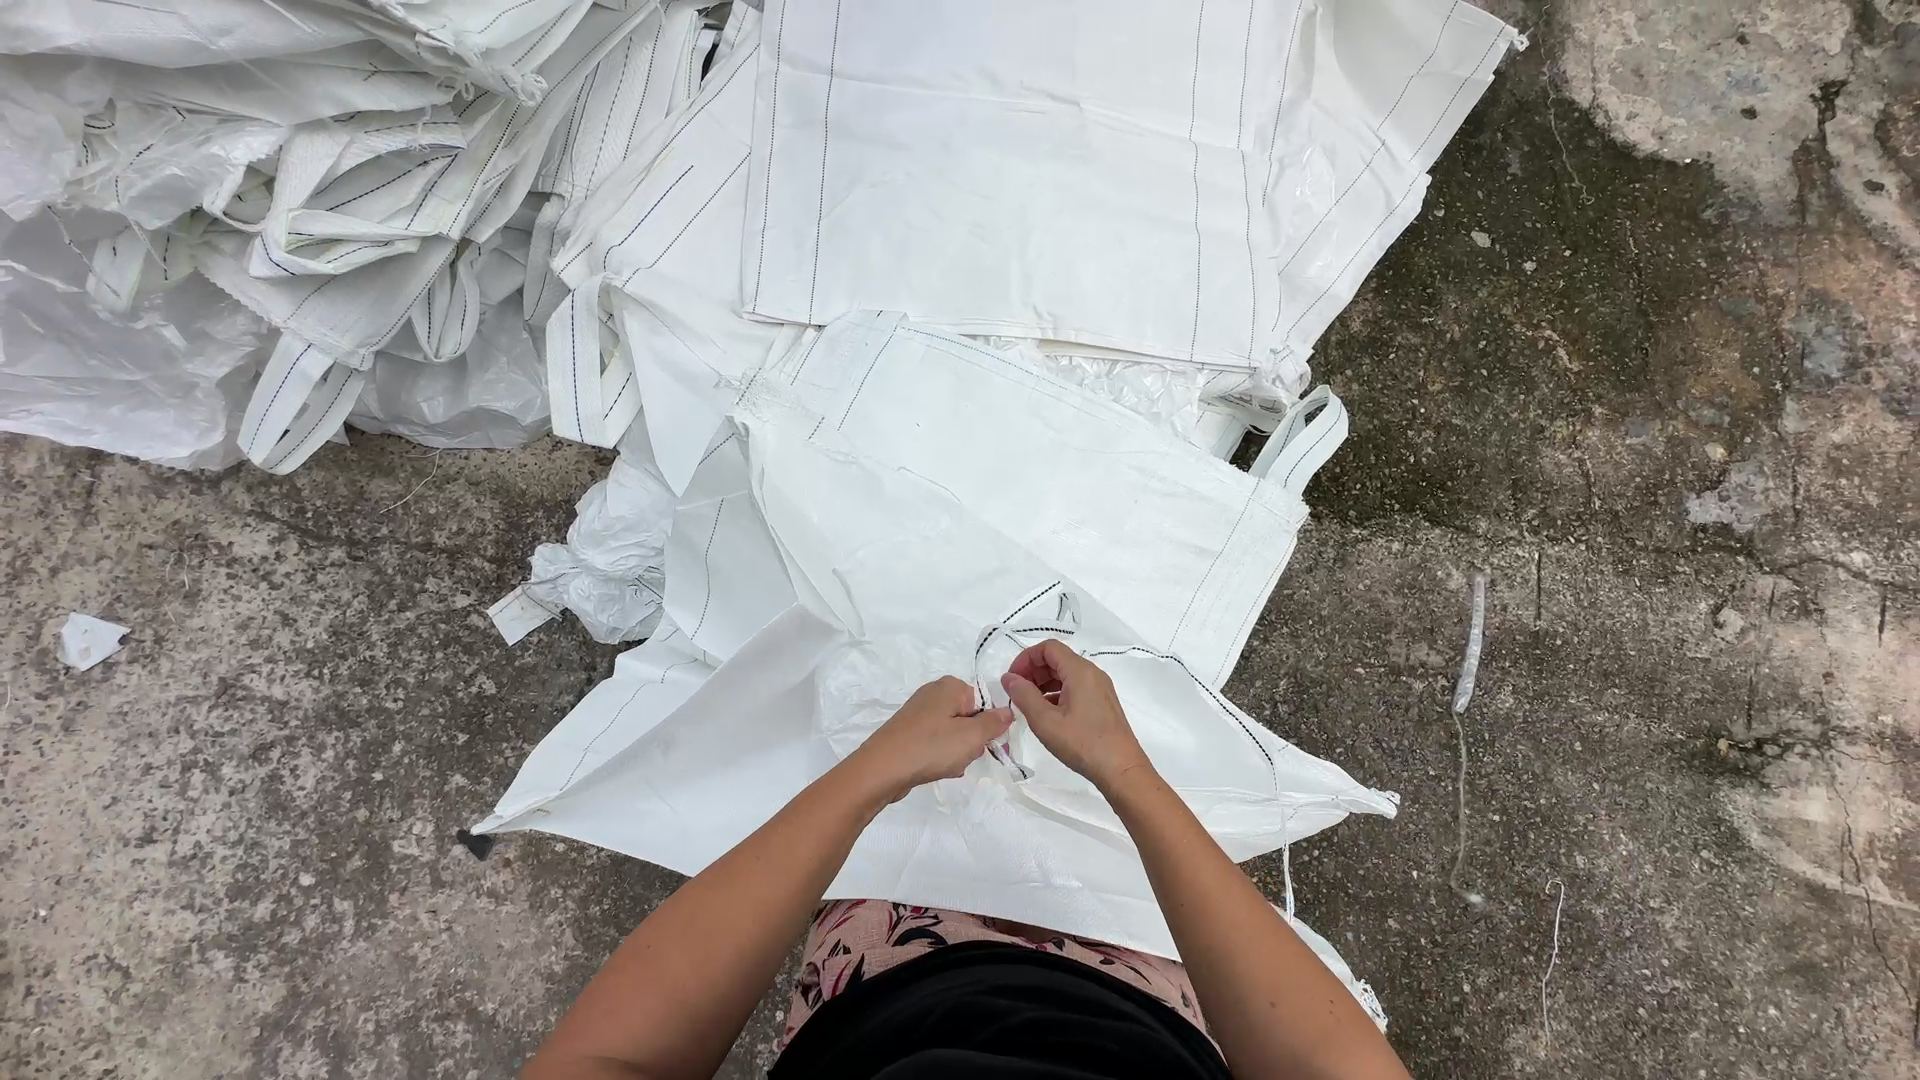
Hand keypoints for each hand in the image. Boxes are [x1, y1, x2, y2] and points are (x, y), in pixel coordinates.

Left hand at [842, 676, 1011, 803]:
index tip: (993, 745)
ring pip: (954, 732)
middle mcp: (934, 693)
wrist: (881, 769)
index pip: (985, 701)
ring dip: (958, 751)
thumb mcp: (971, 736)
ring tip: (949, 765)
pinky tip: (938, 769)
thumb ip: (994, 723)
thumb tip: (1008, 711)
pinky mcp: (909, 732)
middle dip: (973, 740)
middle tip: (965, 755)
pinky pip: (937, 742)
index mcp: (951, 686)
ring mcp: (919, 713)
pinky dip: (941, 755)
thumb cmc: (930, 748)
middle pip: (970, 716)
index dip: (993, 725)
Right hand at [1000, 640, 1150, 790]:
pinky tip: (1048, 714)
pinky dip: (1057, 693)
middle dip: (1033, 671)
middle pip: (1057, 658)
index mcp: (1080, 671)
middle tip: (1017, 693)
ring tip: (1029, 705)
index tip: (1012, 680)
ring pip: (1066, 674)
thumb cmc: (1082, 743)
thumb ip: (1024, 695)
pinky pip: (1076, 687)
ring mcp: (1100, 688)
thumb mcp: (1045, 721)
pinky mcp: (1102, 703)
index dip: (1026, 658)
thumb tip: (1008, 678)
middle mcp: (1092, 673)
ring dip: (1044, 683)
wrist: (1122, 769)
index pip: (1048, 648)